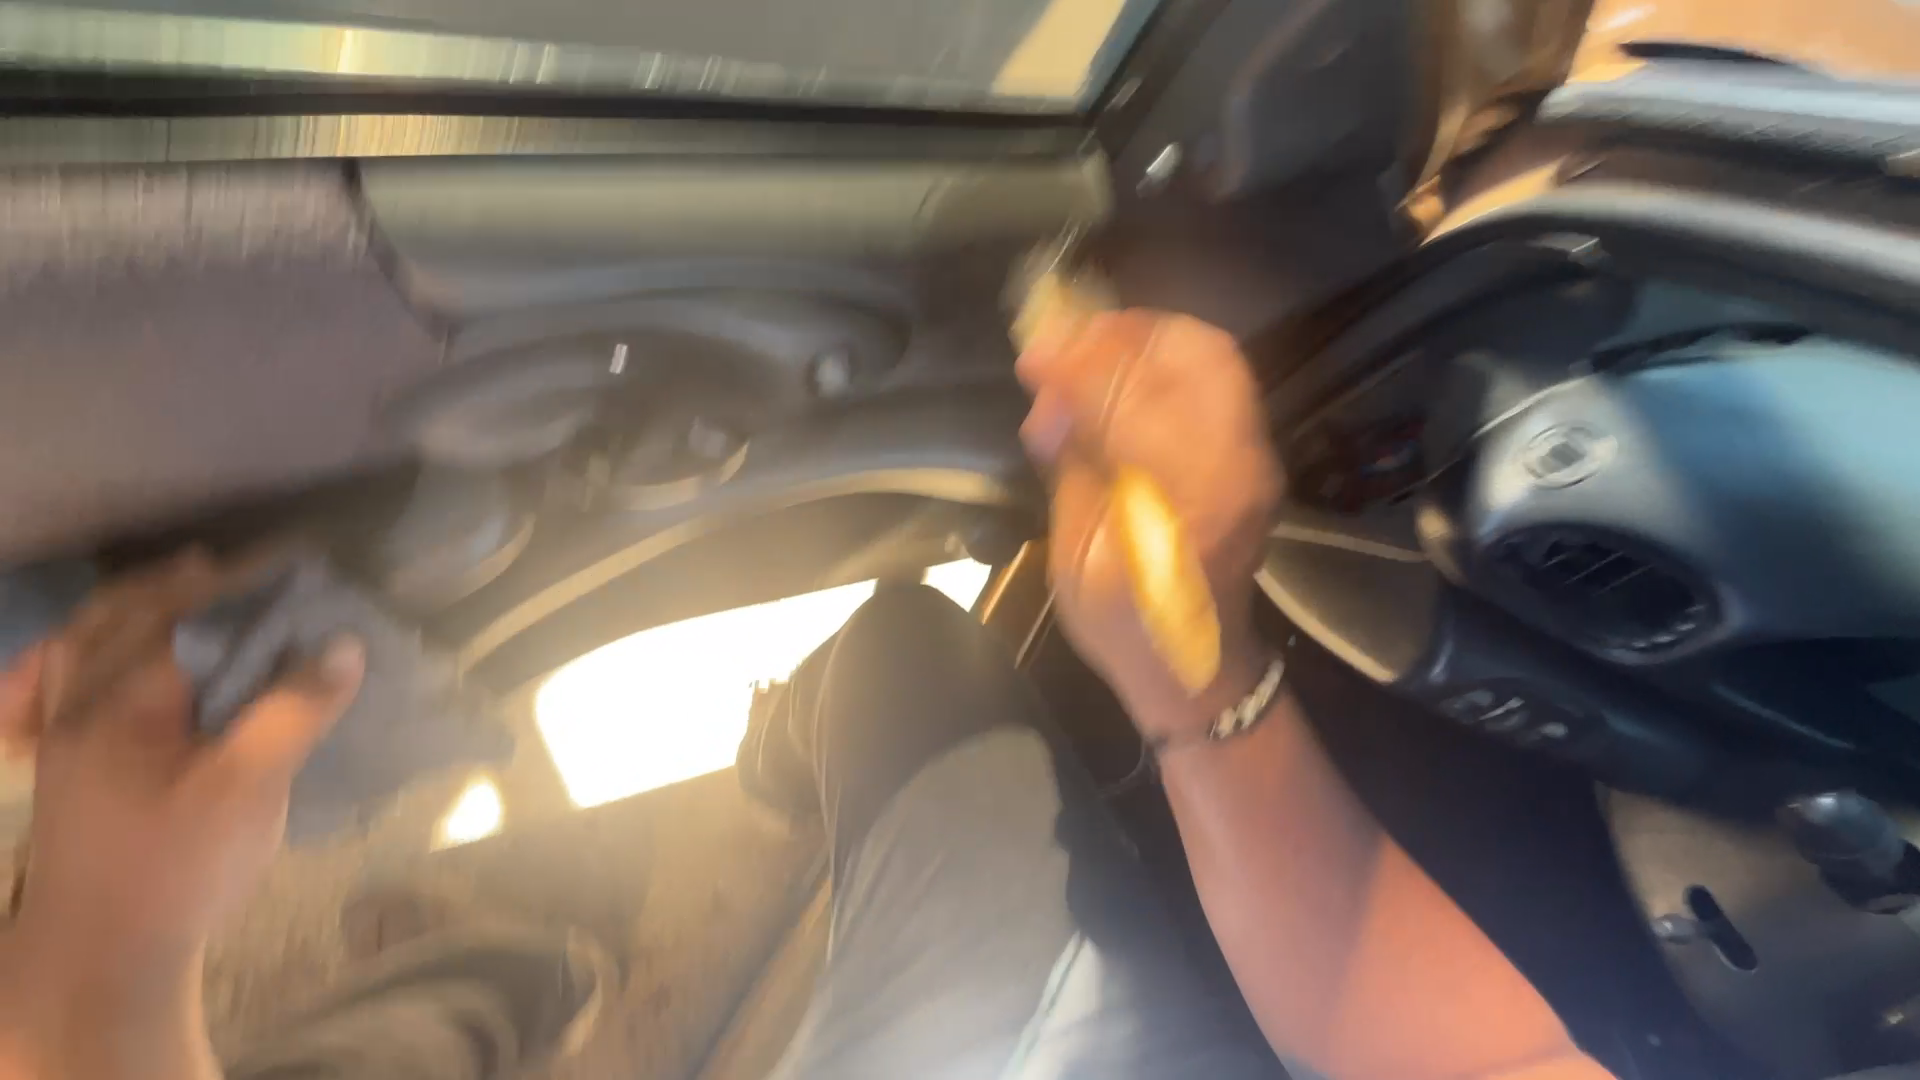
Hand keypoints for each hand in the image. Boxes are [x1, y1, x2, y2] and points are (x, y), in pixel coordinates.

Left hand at [0, 554, 363, 989]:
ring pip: (80, 647)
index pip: (177, 613)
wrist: (105, 951)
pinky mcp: (70, 768)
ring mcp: (67, 739)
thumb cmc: (179, 859)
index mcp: (121, 704)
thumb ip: (293, 710)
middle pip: (118, 618)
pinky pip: (48, 695)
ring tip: (182, 585)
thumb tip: (345, 643)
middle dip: (178, 580)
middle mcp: (82, 709)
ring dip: (129, 607)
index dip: (235, 578)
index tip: (294, 558)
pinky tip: (87, 658)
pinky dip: (70, 661)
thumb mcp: (250, 786)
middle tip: (241, 564)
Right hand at [1017, 310, 1281, 740]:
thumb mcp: (1079, 553)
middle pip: (1196, 358)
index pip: (1142, 399)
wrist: (1192, 667)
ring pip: (1210, 363)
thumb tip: (1049, 398)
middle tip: (1062, 338)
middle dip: (1122, 334)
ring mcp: (1250, 462)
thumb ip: (1072, 467)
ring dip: (1141, 343)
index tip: (1039, 353)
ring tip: (1080, 355)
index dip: (1086, 363)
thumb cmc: (1123, 624)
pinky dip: (1159, 369)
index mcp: (1185, 504)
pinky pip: (1211, 388)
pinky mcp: (1247, 460)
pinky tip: (1111, 382)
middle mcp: (1234, 469)